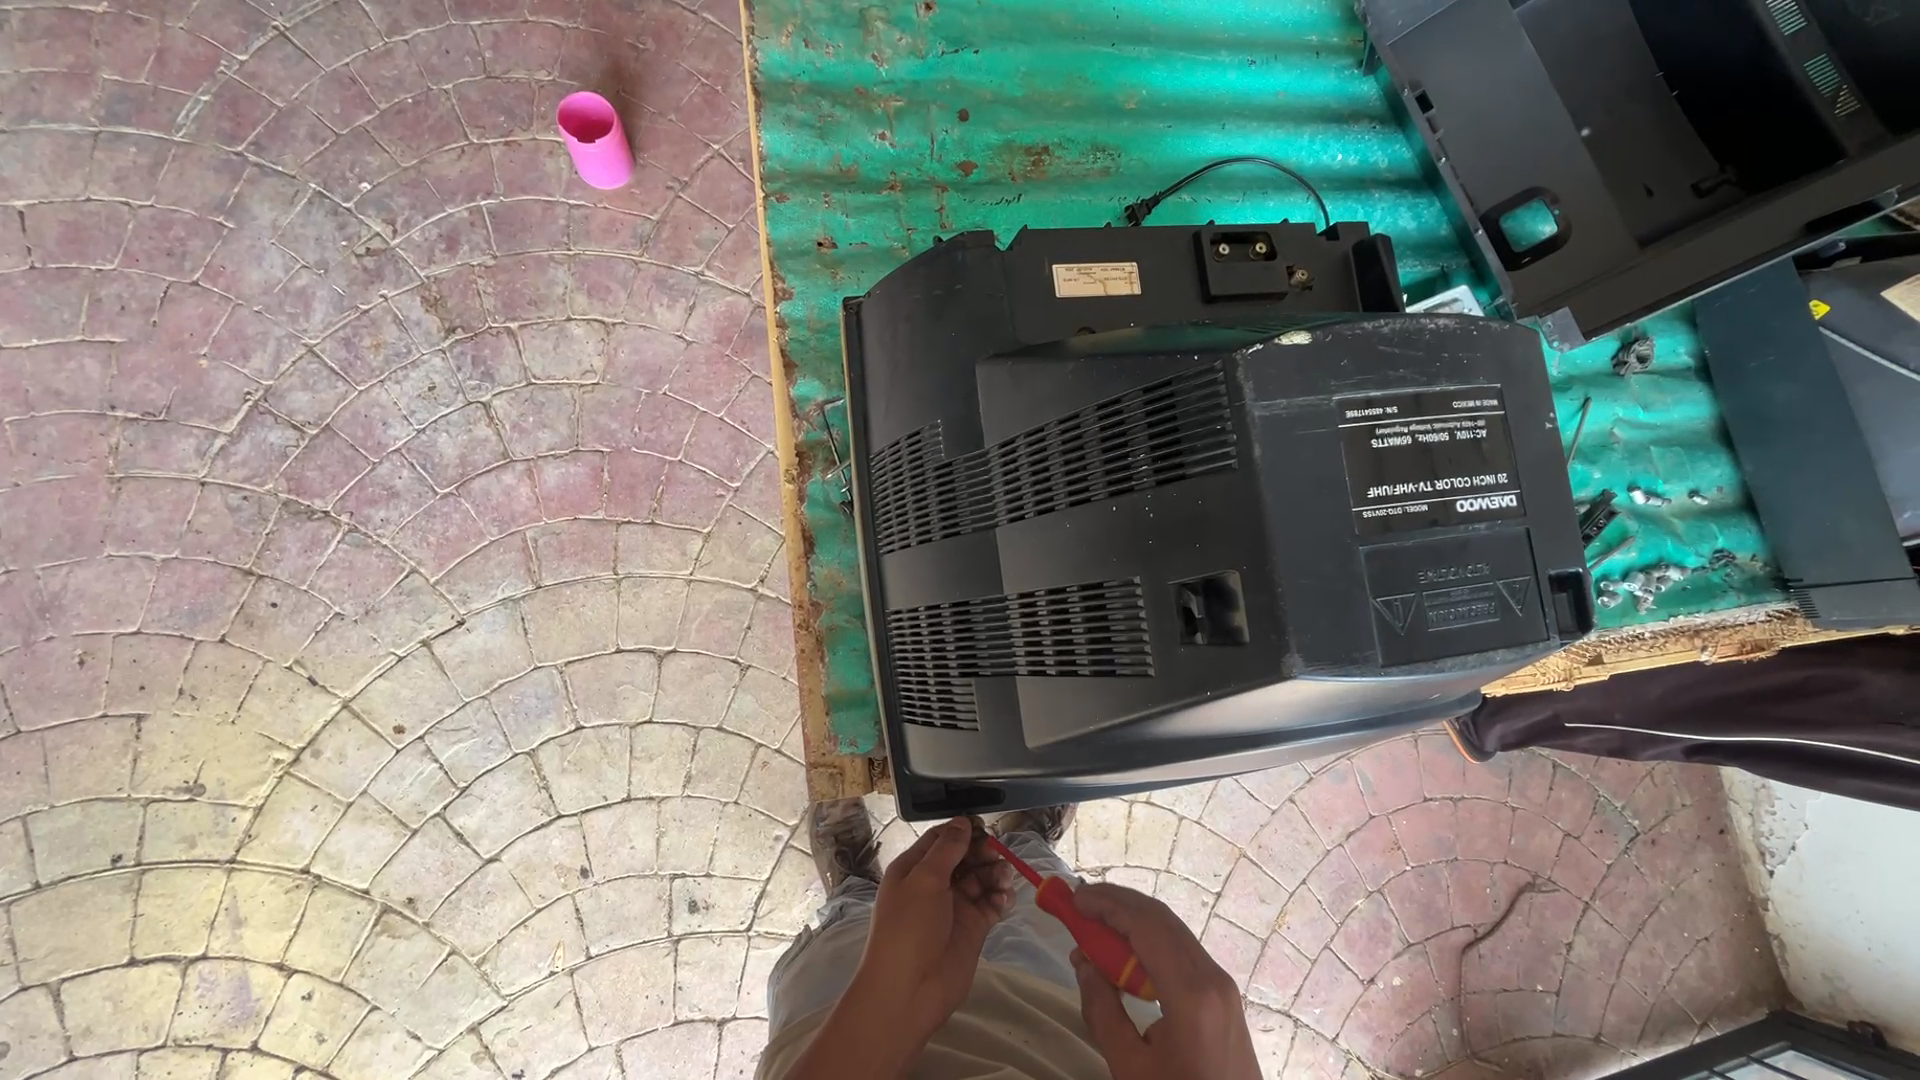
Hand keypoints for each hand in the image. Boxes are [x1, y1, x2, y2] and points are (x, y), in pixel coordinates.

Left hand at [851, 817, 1013, 1039]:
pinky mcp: (972, 929)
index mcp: (914, 868)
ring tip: (1004, 880)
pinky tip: (1004, 899)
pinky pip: (991, 905)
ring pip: (981, 879)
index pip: (940, 839)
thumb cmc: (908, 928)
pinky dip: (1000, 898)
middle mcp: (934, 884)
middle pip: (964, 857)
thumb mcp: (923, 880)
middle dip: (982, 852)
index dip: (961, 830)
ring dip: (995, 873)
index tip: (983, 827)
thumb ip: (947, 849)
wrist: (908, 991)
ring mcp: (954, 907)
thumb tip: (962, 821)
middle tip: (996, 855)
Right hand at [1071, 883, 1258, 1079]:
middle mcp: (1212, 976)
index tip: (1074, 899)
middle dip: (1118, 903)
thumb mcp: (1130, 1068)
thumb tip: (1084, 963)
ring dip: (1133, 919)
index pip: (1145, 925)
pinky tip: (1125, 951)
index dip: (1108, 904)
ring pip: (1172, 930)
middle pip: (1161, 919)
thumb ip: (1102, 1011)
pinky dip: (1149, 939)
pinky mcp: (1223, 994)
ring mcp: (1222, 984)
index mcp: (1190, 993)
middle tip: (1079, 902)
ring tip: (1095, 922)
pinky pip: (1182, 950)